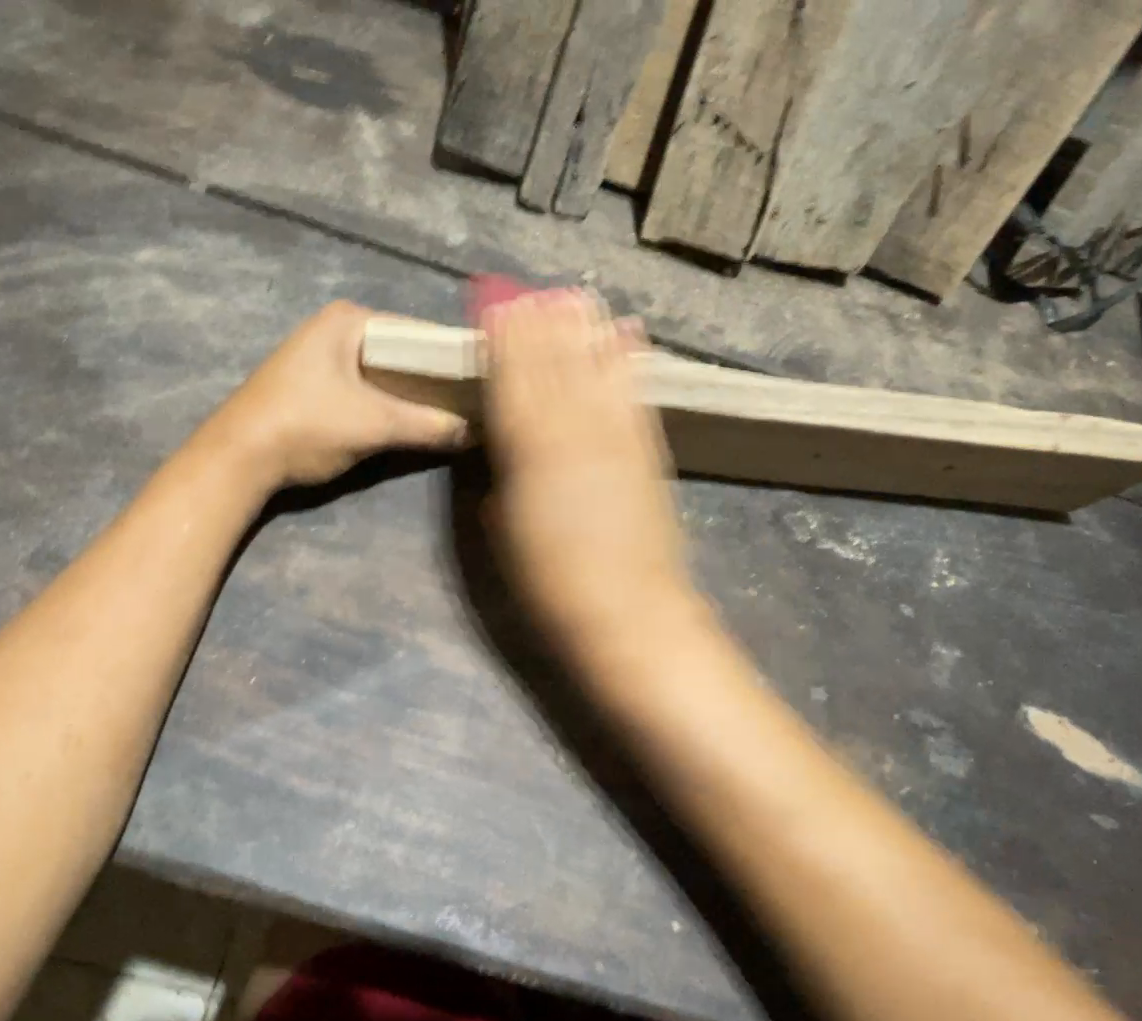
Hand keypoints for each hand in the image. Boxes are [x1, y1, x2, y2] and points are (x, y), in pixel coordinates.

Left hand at [201, 301, 468, 488]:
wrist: (237, 458)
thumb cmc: (306, 425)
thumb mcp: (375, 425)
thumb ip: (428, 426)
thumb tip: (474, 433)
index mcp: (349, 320)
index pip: (419, 332)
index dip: (453, 358)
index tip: (483, 382)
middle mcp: (335, 329)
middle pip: (402, 353)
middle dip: (434, 379)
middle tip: (473, 404)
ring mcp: (321, 357)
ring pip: (384, 374)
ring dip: (412, 396)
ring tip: (451, 416)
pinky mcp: (314, 386)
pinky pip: (366, 389)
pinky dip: (388, 405)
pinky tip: (411, 424)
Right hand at [481, 291, 694, 651]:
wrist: (628, 610)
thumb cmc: (548, 580)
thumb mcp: (501, 526)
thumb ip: (498, 471)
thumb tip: (499, 436)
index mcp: (528, 447)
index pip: (511, 376)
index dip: (502, 337)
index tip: (492, 303)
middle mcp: (573, 426)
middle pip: (552, 360)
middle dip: (536, 321)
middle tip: (525, 289)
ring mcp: (617, 432)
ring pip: (595, 364)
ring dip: (581, 327)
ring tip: (570, 295)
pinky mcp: (649, 447)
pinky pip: (637, 389)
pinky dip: (629, 358)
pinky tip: (627, 332)